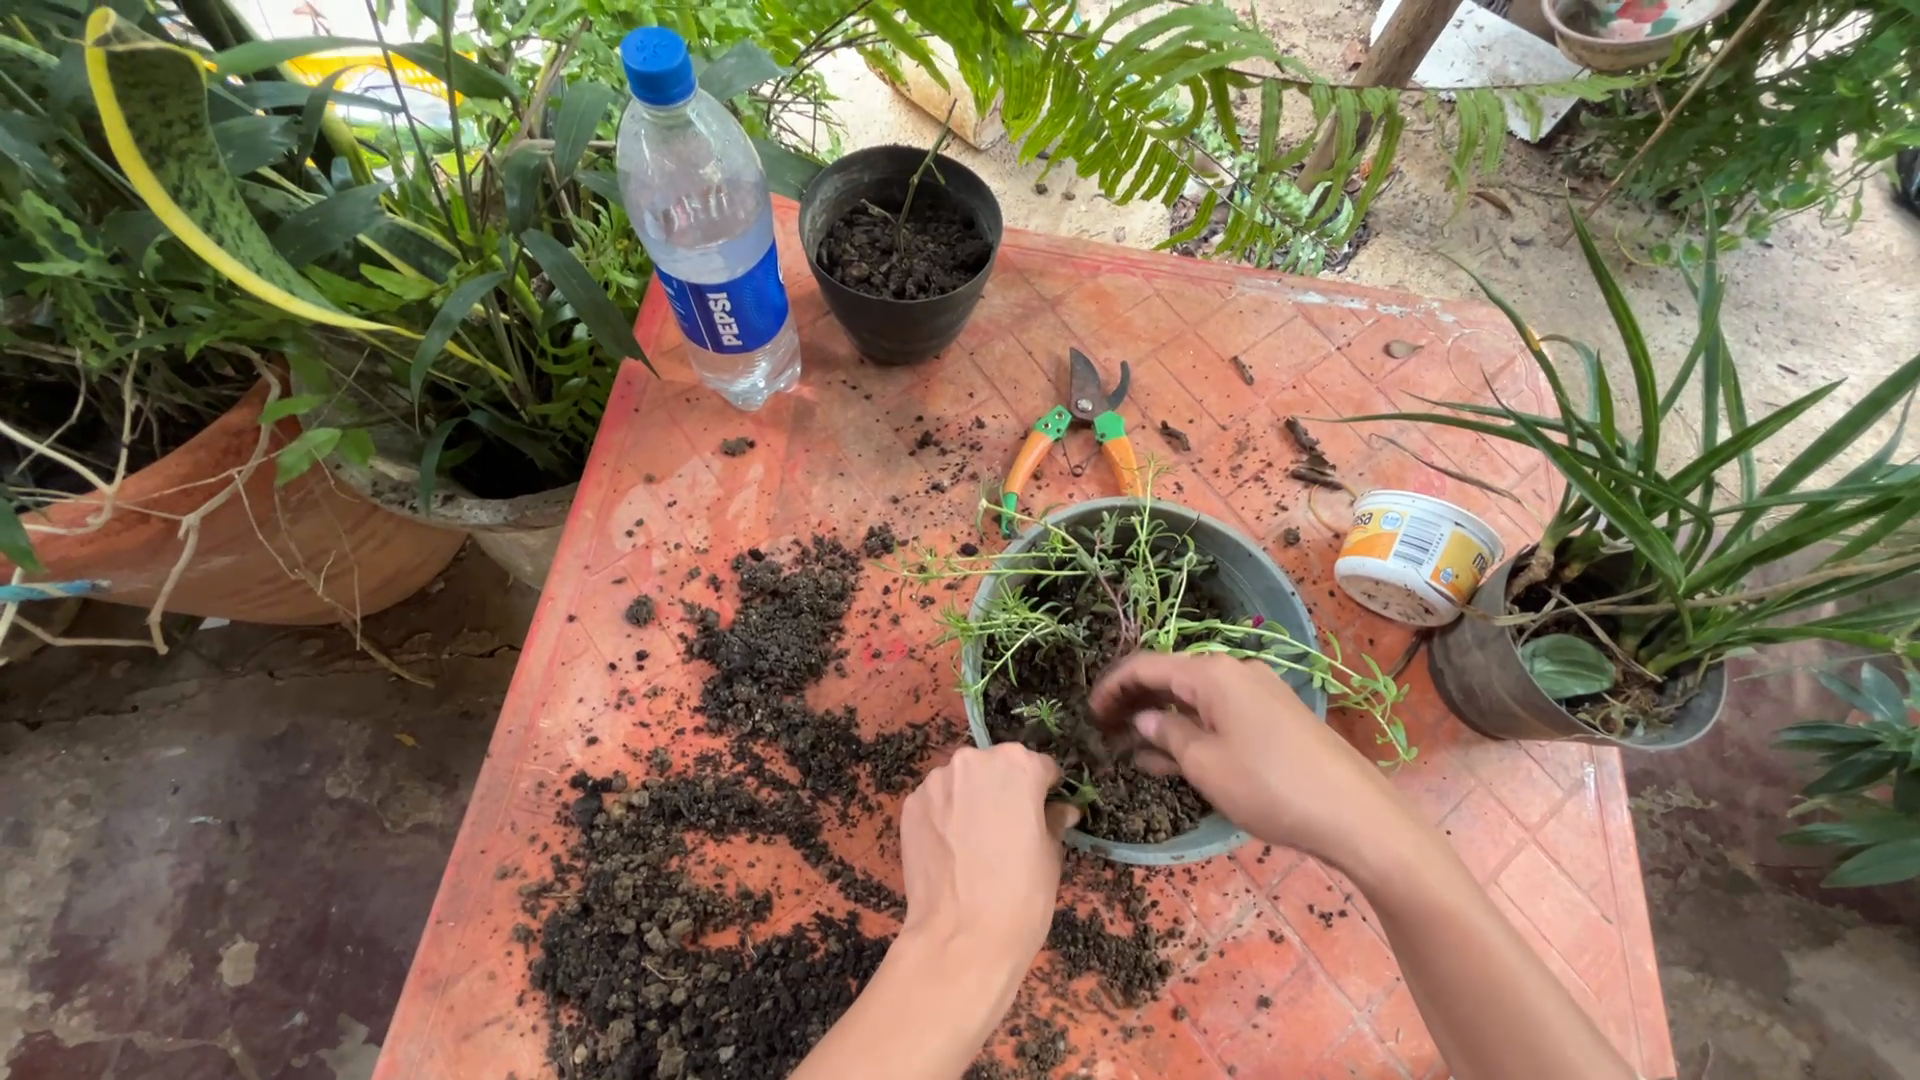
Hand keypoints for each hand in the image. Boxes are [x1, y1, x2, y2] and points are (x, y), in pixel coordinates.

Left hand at [898, 744, 1078, 966]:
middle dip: (1004, 790)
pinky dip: (944, 816)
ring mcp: (937, 781)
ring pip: (962, 782)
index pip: (1040, 768)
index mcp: (1018, 765)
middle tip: (1008, 830)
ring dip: (970, 800)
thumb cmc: (1021, 896)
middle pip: (996, 768)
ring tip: (974, 843)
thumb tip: (1060, 809)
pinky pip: (936, 801)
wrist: (960, 937)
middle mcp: (975, 761)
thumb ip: (1053, 820)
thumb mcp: (1051, 855)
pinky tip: (950, 849)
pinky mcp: (911, 804)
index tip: (1043, 814)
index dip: (1044, 791)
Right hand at [1089, 652, 1408, 867]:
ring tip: (1128, 748)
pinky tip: (1169, 757)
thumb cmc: (1269, 785)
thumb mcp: (1204, 764)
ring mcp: (1258, 694)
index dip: (1112, 686)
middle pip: (1171, 677)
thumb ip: (1166, 734)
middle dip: (1135, 701)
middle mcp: (1235, 672)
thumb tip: (1143, 718)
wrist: (1356, 815)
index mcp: (1212, 673)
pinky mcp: (1274, 718)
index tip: (1088, 712)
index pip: (1147, 665)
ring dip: (1161, 719)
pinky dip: (1192, 730)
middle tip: (1103, 730)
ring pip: (1195, 699)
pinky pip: (1219, 715)